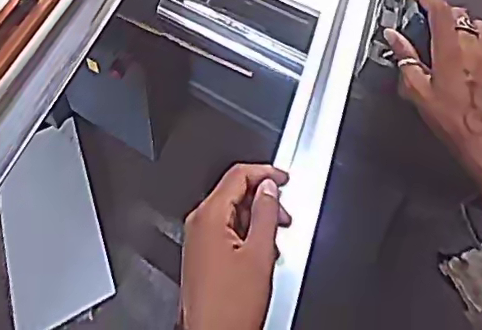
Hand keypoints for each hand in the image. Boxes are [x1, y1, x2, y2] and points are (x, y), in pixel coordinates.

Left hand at [179, 164, 291, 329]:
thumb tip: (269, 187)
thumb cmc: (229, 310)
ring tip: (275, 240)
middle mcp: (198, 223)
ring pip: (232, 213)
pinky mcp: (201, 256)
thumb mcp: (259, 255)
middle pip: (234, 193)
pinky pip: (225, 231)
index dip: (265, 172)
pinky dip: (246, 234)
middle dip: (263, 200)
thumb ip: (266, 213)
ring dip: (257, 220)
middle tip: (284, 215)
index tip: (283, 177)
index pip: (238, 174)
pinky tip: (260, 254)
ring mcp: (197, 240)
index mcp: (209, 216)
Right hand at [384, 0, 481, 184]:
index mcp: (450, 51)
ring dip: (467, 27)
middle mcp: (475, 48)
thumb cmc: (455, 124)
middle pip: (459, 13)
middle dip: (443, 15)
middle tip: (432, 26)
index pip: (439, 9)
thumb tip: (394, 37)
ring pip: (481, 25)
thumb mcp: (420, 92)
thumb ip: (406, 58)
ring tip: (457, 41)